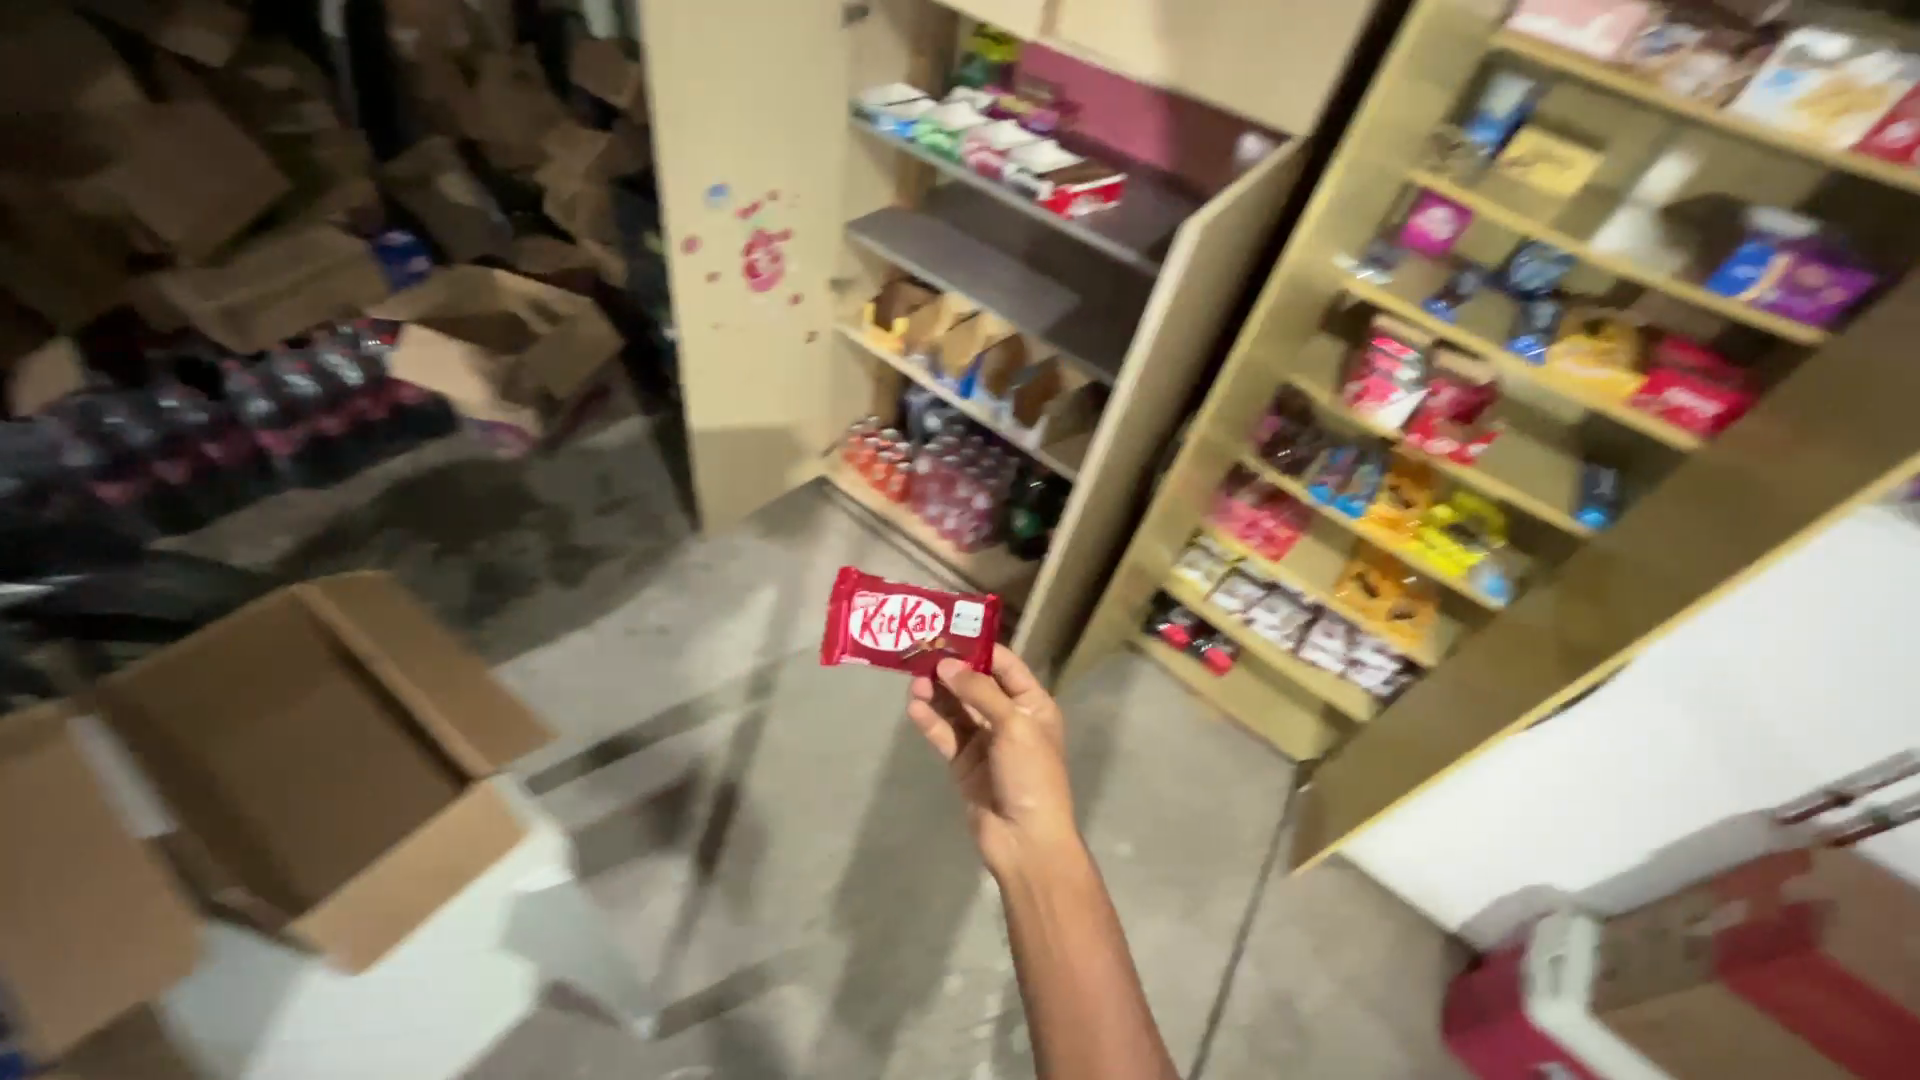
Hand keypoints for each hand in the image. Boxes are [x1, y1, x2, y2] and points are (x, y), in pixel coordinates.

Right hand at [908, 645, 1079, 877]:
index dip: (980, 648)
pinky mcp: (963, 763)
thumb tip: (947, 665)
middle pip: (976, 685)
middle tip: (921, 653)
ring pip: (956, 709)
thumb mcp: (1014, 725)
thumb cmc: (1031, 774)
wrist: (1026, 839)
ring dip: (937, 694)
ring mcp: (984, 742)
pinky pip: (944, 734)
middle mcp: (1008, 718)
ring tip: (914, 681)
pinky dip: (930, 720)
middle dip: (951, 670)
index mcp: (1032, 705)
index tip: (950, 632)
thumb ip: (980, 692)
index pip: (1005, 666)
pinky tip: (914, 708)